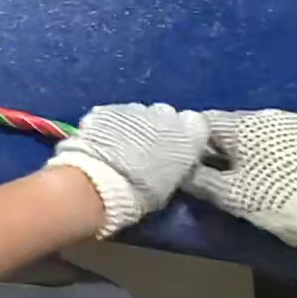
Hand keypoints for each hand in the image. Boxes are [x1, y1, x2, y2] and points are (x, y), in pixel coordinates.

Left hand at [45, 103, 208, 237]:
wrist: (104, 178)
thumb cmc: (146, 189)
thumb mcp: (174, 179)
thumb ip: (176, 161)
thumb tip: (171, 159)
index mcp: (190, 132)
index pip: (195, 124)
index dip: (183, 135)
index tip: (175, 146)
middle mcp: (164, 113)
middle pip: (164, 115)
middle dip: (156, 128)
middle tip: (145, 147)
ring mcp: (133, 109)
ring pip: (137, 113)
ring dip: (132, 125)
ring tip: (120, 145)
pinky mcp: (105, 109)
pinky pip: (112, 115)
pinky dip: (109, 124)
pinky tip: (101, 140)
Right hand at [186, 109, 296, 260]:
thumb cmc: (281, 199)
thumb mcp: (231, 196)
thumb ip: (199, 180)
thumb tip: (182, 171)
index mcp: (241, 124)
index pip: (203, 123)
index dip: (195, 143)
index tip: (195, 163)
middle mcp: (270, 116)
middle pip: (235, 127)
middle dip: (226, 146)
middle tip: (225, 172)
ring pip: (265, 133)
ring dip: (256, 149)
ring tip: (259, 175)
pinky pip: (292, 140)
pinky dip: (283, 153)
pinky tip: (289, 175)